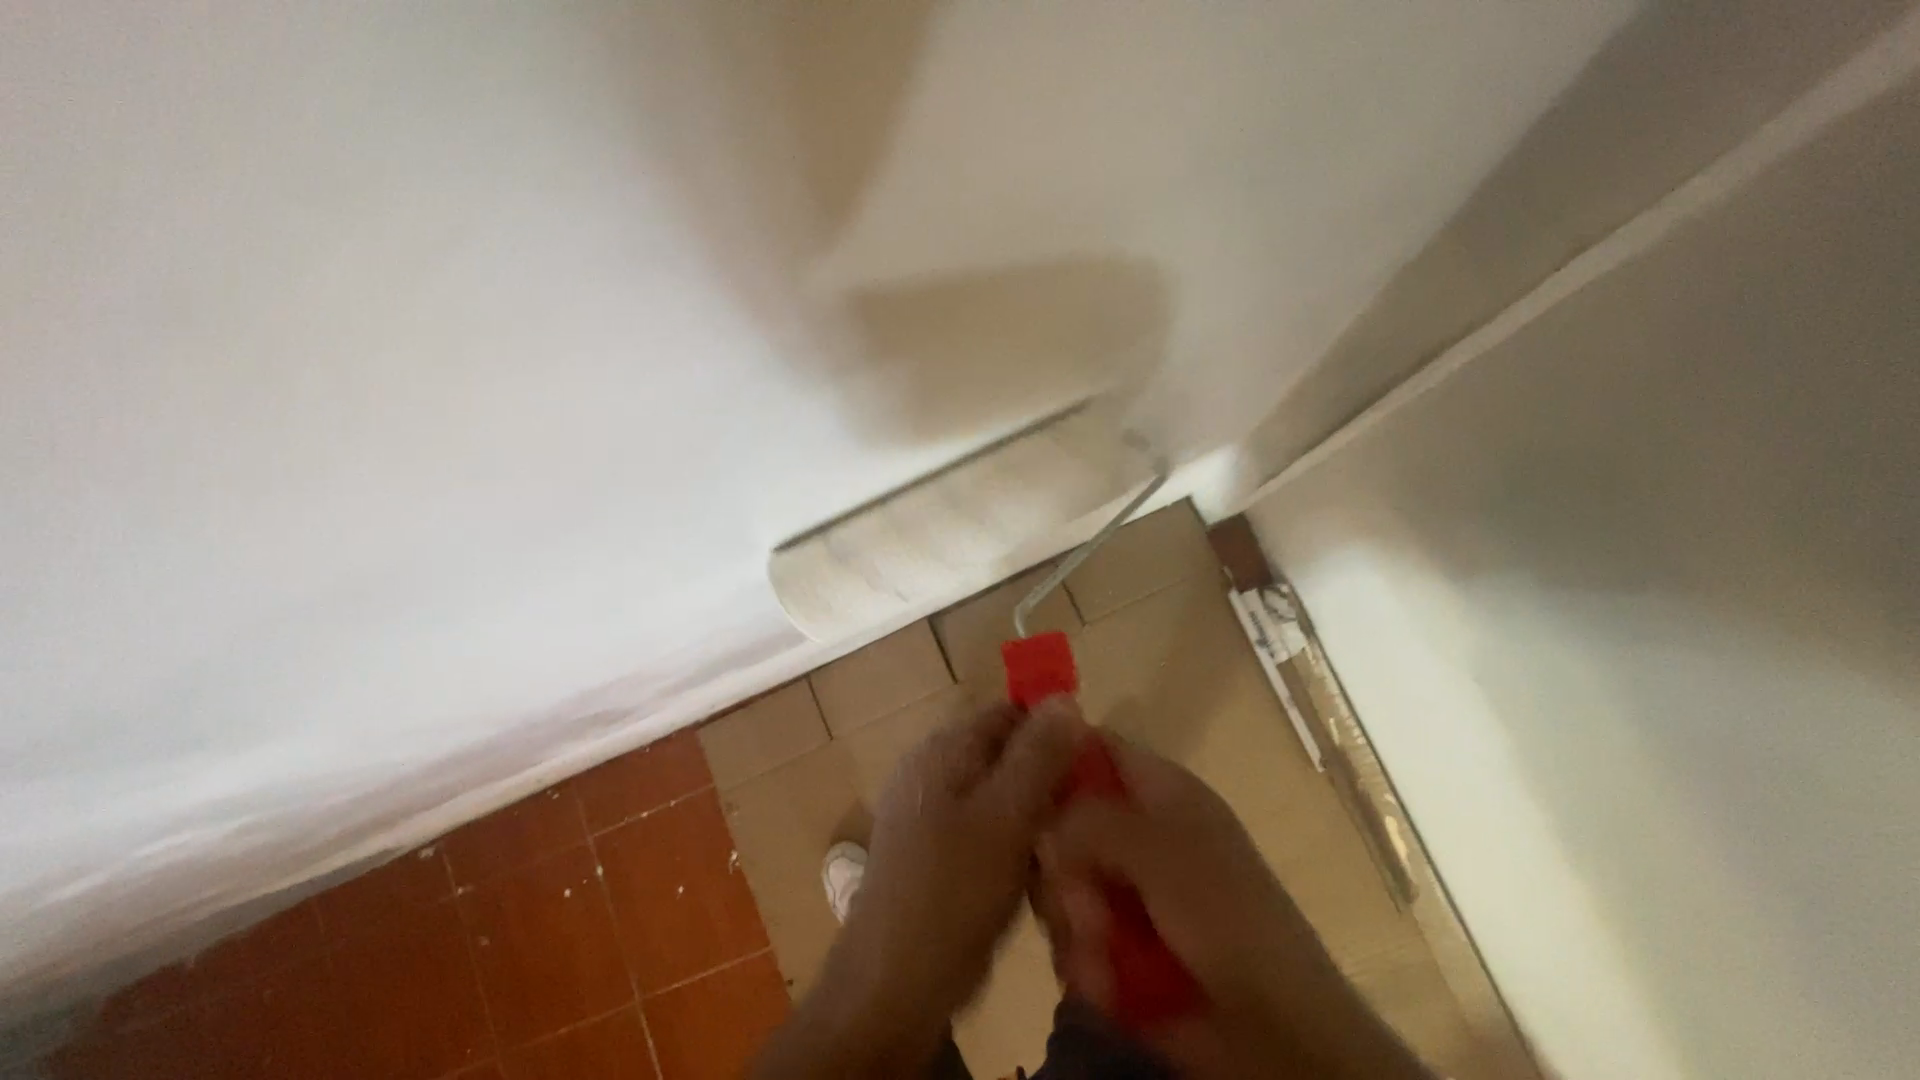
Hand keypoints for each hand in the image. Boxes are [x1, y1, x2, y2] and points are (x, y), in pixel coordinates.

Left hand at [842, 697, 1084, 1017]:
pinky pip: (989, 837)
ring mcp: (930, 818)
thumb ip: (1037, 756)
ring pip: (1002, 801)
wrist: (892, 986)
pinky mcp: (936, 859)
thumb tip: (1064, 698)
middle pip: (1007, 758)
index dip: (1054, 731)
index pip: (1009, 713)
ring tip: (1064, 861)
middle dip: (1048, 785)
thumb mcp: (1006, 817)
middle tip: (1086, 824)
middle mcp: (932, 774)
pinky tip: (1035, 887)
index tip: (1094, 770)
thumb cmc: (952, 894)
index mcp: (943, 751)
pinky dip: (1016, 853)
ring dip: (1036, 826)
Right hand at [1036, 734, 1432, 1078]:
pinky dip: (1083, 960)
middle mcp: (1137, 833)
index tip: (1017, 789)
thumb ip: (1090, 820)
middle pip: (1060, 821)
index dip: (1053, 755)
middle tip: (1079, 899)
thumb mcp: (1162, 851)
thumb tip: (1038, 821)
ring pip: (1058, 884)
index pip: (1095, 747)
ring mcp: (1124, 890)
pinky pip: (1070, 935)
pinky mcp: (1115, 943)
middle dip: (1060, 867)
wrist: (1271, 1030)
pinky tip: (1107, 982)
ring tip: (1103, 951)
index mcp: (1160, 792)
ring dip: (1073, 921)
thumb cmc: (1226, 919)